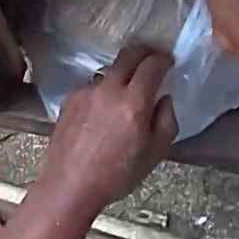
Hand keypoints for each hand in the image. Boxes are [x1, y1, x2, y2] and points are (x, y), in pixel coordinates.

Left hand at [35, 46, 177, 211]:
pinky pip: (93, 86)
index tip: (168, 62)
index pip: (152, 65)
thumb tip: (164, 99)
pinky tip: (103, 111)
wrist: (70, 185)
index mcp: (133, 103)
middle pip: (129, 55)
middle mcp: (108, 90)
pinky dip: (103, 91)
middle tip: (152, 61)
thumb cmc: (117, 175)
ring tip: (125, 94)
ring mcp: (86, 92)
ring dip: (122, 75)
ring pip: (109, 71)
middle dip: (144, 52)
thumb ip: (166, 121)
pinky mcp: (70, 98)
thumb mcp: (155, 154)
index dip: (163, 59)